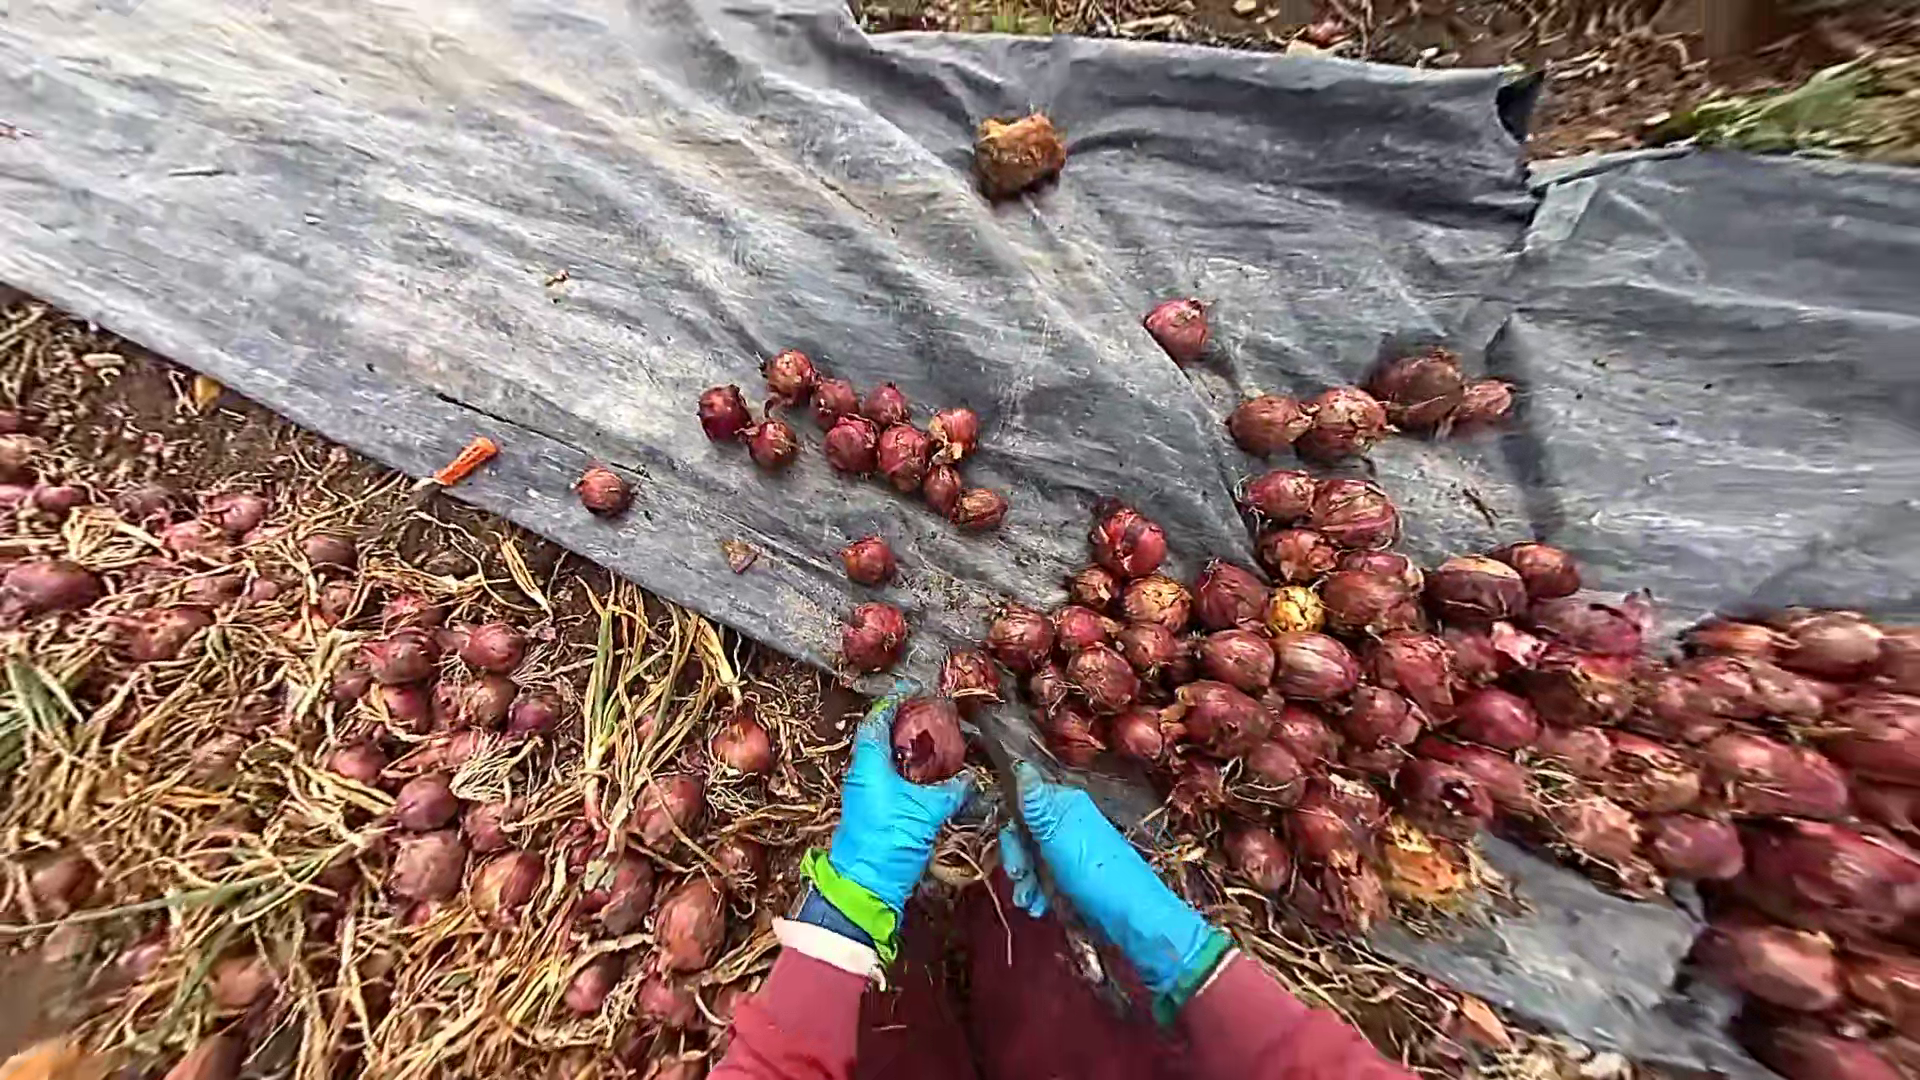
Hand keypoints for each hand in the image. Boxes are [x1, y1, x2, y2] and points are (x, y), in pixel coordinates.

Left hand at [827, 686, 973, 911]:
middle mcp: (862, 771)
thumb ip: (951, 790)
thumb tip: (972, 778)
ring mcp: (864, 790)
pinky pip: (887, 774)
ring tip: (931, 736)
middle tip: (929, 711)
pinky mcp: (871, 807)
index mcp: (869, 762)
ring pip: (883, 755)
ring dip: (904, 744)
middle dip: (902, 720)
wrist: (865, 888)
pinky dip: (905, 766)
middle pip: (879, 733)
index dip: (895, 701)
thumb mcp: (927, 811)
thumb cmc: (890, 840)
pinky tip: (926, 771)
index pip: (877, 718)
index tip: (916, 691)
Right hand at [999, 762, 1223, 999]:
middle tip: (1019, 879)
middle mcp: (1065, 822)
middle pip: (1023, 832)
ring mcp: (1069, 850)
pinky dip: (1037, 892)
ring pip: (1030, 858)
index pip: (1021, 804)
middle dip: (1017, 859)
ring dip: (1025, 881)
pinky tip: (1040, 908)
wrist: (1134, 920)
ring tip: (1030, 903)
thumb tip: (1020, 764)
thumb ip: (1035, 803)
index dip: (1011, 831)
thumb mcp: (1058, 836)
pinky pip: (1043, 878)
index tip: (1010, 856)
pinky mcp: (1072, 876)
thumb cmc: (1095, 873)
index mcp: (1064, 804)